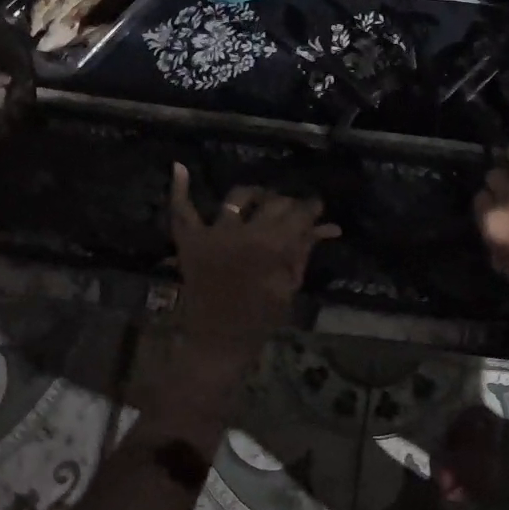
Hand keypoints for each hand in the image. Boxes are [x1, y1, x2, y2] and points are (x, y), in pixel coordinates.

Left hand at [168, 165, 338, 352]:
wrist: (217, 342)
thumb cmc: (260, 318)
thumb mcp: (289, 285)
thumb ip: (304, 250)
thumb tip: (329, 227)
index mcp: (272, 245)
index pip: (298, 214)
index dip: (311, 208)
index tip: (317, 207)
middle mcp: (243, 232)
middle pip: (273, 203)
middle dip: (288, 204)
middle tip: (294, 211)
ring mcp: (214, 234)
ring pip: (237, 199)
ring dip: (254, 195)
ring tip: (262, 199)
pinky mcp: (190, 241)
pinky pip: (182, 212)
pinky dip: (179, 190)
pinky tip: (179, 167)